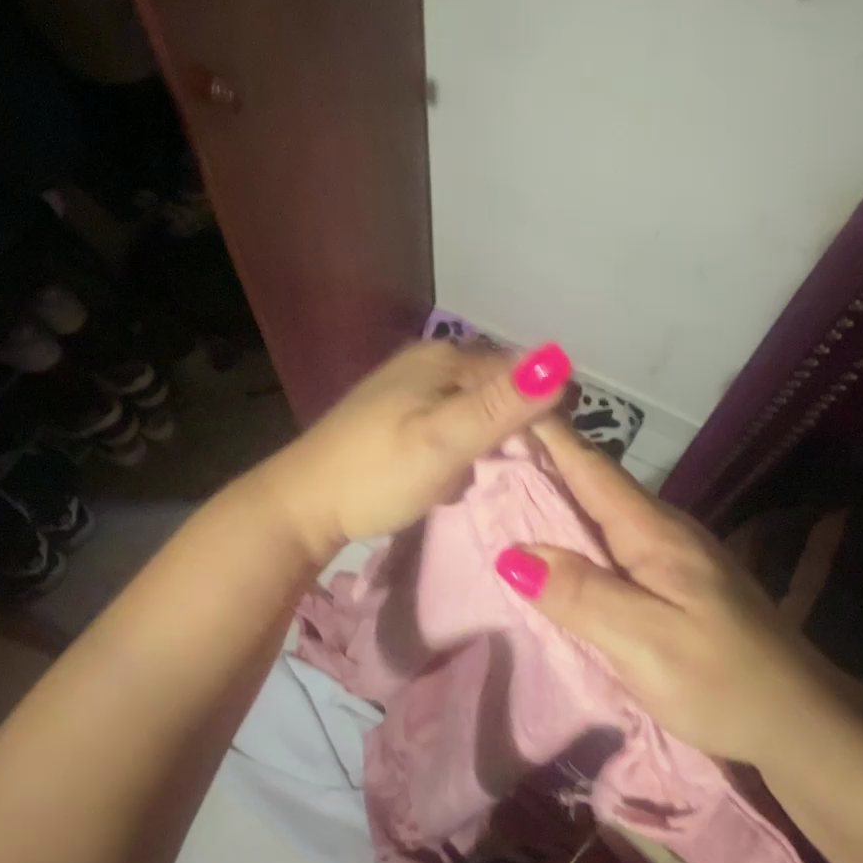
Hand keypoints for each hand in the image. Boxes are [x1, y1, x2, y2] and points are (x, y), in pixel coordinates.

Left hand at [255, 340, 571, 561]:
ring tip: (485, 478)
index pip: (519, 372)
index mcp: (444, 358)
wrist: (301, 505)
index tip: (554, 459)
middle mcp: (426, 360)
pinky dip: (458, 447)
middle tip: (521, 474)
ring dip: (485, 441)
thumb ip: (501, 405)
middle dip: (512, 428)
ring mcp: (406, 386)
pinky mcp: (393, 414)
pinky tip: (451, 477)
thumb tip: (561, 359)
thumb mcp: (445, 442)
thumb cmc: (377, 474)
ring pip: (471, 408)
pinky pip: (446, 422)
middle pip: (495, 388)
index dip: (542, 413)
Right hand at [494, 416, 808, 764]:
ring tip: (499, 484)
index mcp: (653, 532)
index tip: (502, 397)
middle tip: (480, 443)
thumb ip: (581, 596)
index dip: (546, 433)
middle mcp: (661, 531)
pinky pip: (609, 542)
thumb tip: (512, 555)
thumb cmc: (725, 682)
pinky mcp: (672, 583)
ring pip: (599, 512)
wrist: (804, 723)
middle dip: (539, 457)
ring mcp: (670, 557)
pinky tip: (551, 543)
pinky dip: (572, 532)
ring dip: (553, 493)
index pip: (589, 467)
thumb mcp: (647, 643)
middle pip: (591, 482)